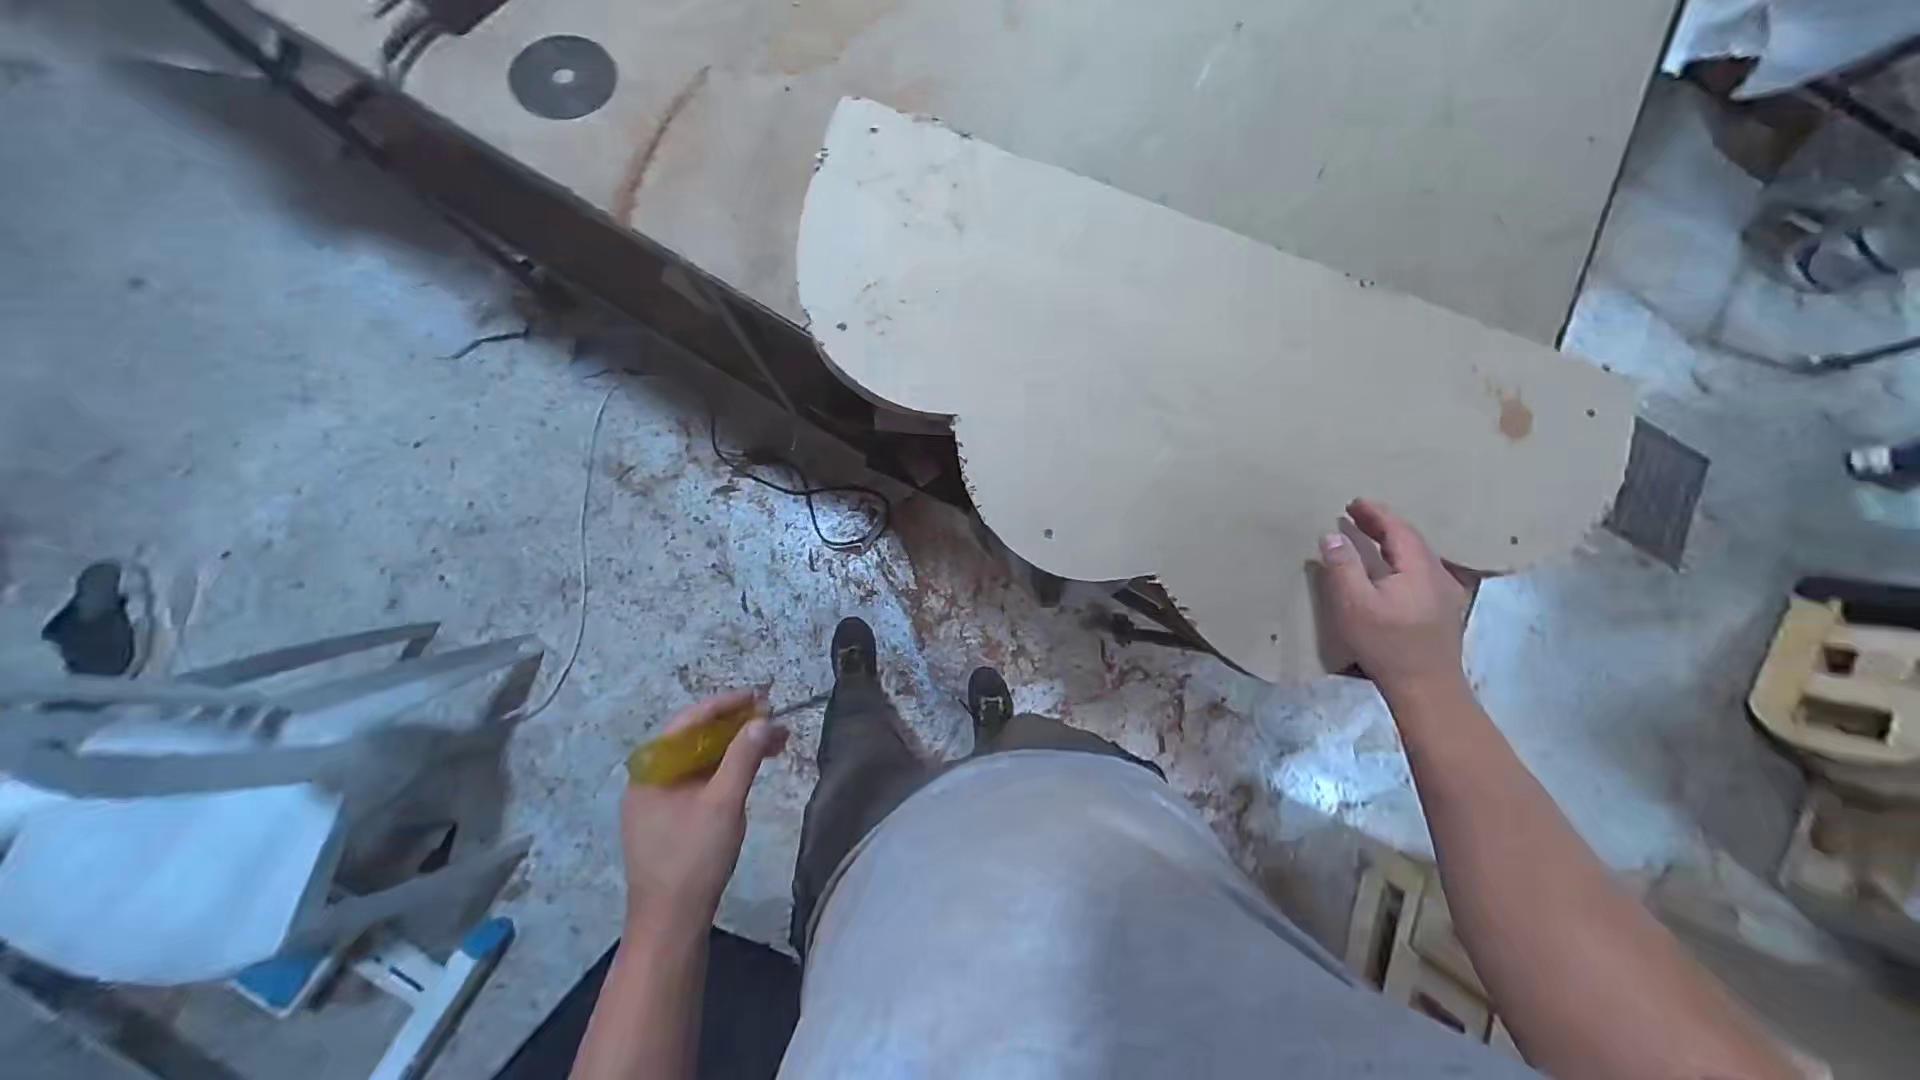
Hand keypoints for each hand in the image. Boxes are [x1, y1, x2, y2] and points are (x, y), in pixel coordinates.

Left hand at [619, 690, 787, 931]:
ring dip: (737, 747)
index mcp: (652, 769)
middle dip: (737, 726)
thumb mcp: (723, 803)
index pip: (690, 720)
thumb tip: (762, 720)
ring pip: (701, 758)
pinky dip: (727, 769)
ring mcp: (659, 798)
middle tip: (773, 721)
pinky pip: (700, 778)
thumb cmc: (693, 859)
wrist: (670, 924)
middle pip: (696, 737)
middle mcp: (650, 777)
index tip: (761, 698)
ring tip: (774, 744)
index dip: (727, 704)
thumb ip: (743, 757)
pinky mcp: (671, 816)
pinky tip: (752, 769)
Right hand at [1318, 498, 1471, 698]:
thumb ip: (1343, 567)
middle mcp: (1439, 576)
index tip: (1354, 503)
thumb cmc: (1386, 644)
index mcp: (1419, 569)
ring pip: (1417, 557)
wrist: (1426, 687)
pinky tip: (1388, 569)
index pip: (1399, 530)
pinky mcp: (1442, 611)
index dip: (1376, 514)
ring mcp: (1445, 594)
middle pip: (1411, 541)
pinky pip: (1420, 571)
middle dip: (1383, 525)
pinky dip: (1399, 560)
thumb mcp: (1354, 604)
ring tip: (1368, 537)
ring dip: (1392, 542)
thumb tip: (1332, 536)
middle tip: (1355, 514)